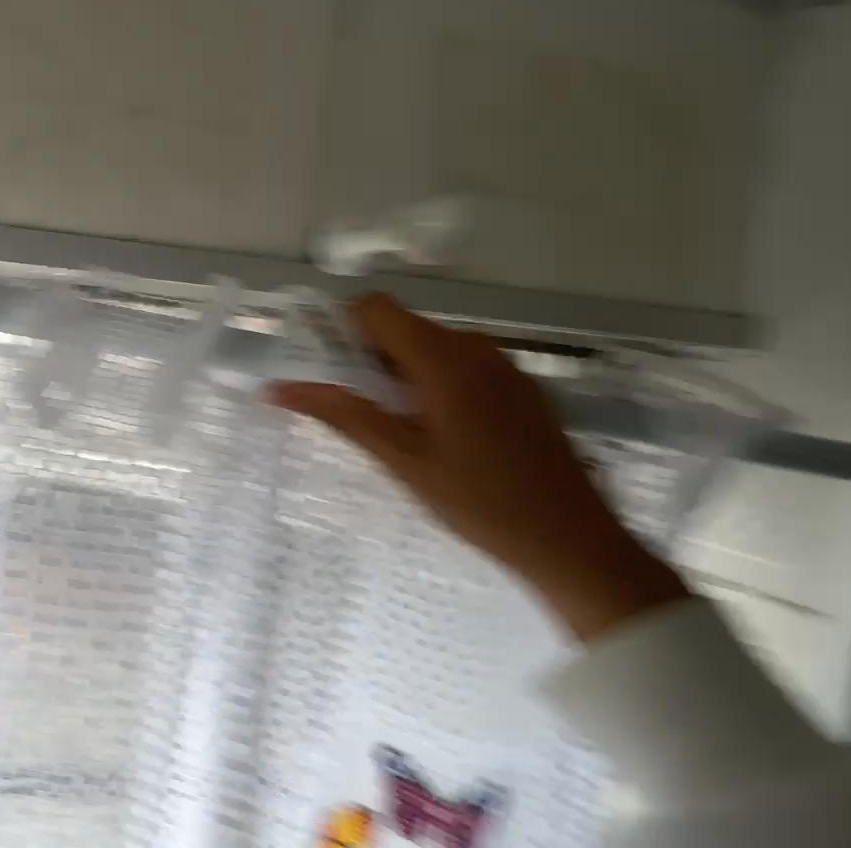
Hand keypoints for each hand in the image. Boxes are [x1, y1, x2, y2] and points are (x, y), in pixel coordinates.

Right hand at [267, 293, 689, 642]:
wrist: (573, 542)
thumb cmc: (478, 500)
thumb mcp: (400, 458)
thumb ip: (340, 413)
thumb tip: (277, 388)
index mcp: (443, 359)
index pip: (375, 308)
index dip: (343, 329)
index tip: (328, 368)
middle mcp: (475, 348)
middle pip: (402, 326)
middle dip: (368, 355)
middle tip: (356, 408)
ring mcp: (504, 366)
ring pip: (431, 345)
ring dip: (401, 370)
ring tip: (396, 426)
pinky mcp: (521, 386)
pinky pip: (461, 363)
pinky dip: (434, 381)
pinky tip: (439, 431)